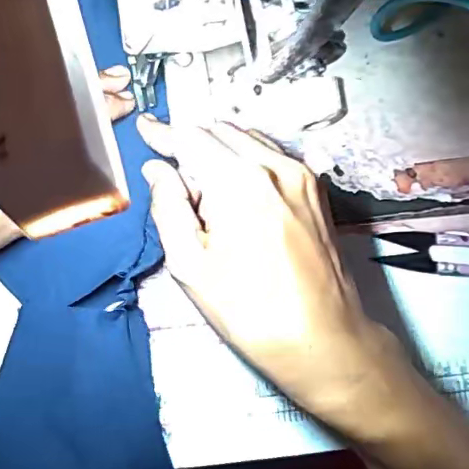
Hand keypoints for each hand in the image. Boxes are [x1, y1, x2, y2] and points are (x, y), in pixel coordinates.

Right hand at [137, 117, 416, 439]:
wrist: (323, 339)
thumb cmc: (250, 312)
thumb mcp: (191, 266)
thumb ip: (168, 208)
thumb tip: (158, 170)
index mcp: (240, 181)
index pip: (191, 138)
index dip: (162, 133)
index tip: (144, 129)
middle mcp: (275, 165)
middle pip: (221, 132)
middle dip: (191, 145)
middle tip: (176, 182)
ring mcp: (302, 175)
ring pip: (249, 140)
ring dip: (220, 150)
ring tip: (207, 191)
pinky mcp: (317, 189)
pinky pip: (274, 156)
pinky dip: (248, 159)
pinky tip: (241, 191)